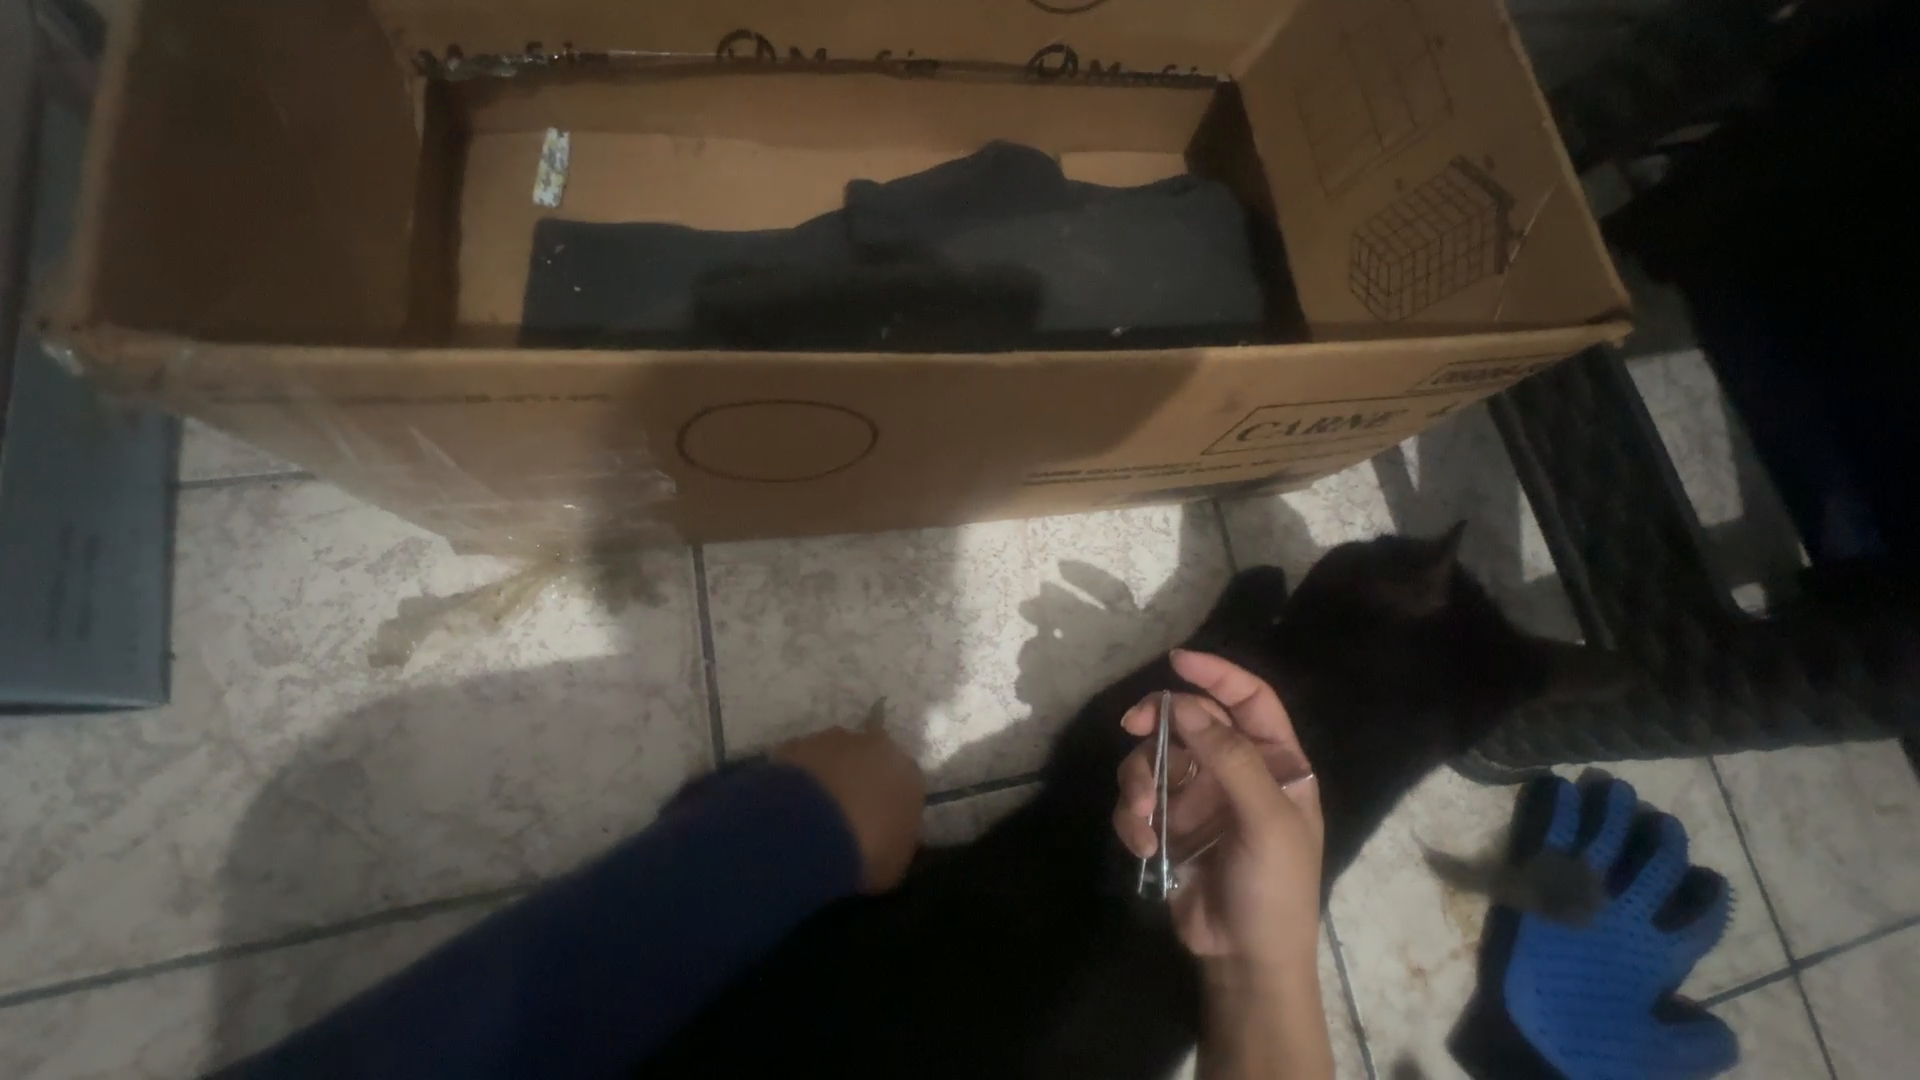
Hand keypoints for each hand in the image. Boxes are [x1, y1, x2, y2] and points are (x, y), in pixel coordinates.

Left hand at [773, 722, 925, 892]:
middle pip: (872, 759)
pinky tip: (789, 805)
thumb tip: (889, 836)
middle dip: (861, 779)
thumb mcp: (894, 860)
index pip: (906, 783)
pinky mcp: (797, 742)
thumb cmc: (865, 851)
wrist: (810, 830)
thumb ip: (896, 839)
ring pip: (836, 754)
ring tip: (812, 811)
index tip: (879, 824)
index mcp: (909, 774)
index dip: (891, 803)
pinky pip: (802, 760)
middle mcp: (877, 746)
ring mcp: (835, 739)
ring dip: (829, 775)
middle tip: (846, 813)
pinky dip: (798, 778)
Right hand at [1114, 651, 1324, 970]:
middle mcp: (1233, 770)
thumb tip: (1185, 703)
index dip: (1217, 674)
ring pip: (1154, 757)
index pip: (1249, 700)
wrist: (1243, 959)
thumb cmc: (1275, 888)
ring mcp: (1197, 796)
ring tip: (1143, 816)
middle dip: (1158, 723)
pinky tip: (1142, 844)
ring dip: (1139, 781)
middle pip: (1189, 719)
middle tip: (1132, 726)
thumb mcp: (1266, 821)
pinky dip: (1131, 817)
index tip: (1178, 661)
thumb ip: (1230, 757)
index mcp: (1274, 763)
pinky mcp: (1167, 822)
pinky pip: (1136, 799)